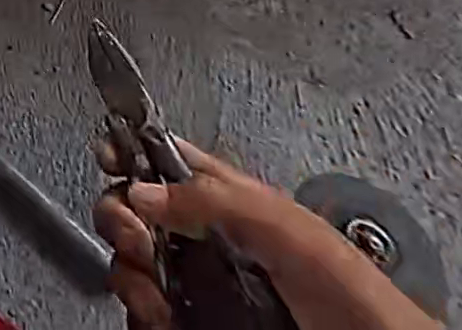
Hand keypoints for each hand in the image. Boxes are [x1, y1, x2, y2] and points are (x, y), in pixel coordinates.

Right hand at [93, 138, 441, 329]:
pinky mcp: (190, 321)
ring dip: (128, 272)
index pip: (159, 155)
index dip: (127, 149)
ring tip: (152, 296)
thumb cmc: (352, 296)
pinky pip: (141, 309)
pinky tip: (157, 318)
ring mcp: (195, 281)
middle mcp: (199, 234)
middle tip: (135, 238)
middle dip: (117, 215)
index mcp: (221, 197)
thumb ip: (211, 198)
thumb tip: (140, 191)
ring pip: (129, 258)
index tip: (108, 159)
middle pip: (130, 206)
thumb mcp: (286, 227)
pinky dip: (138, 312)